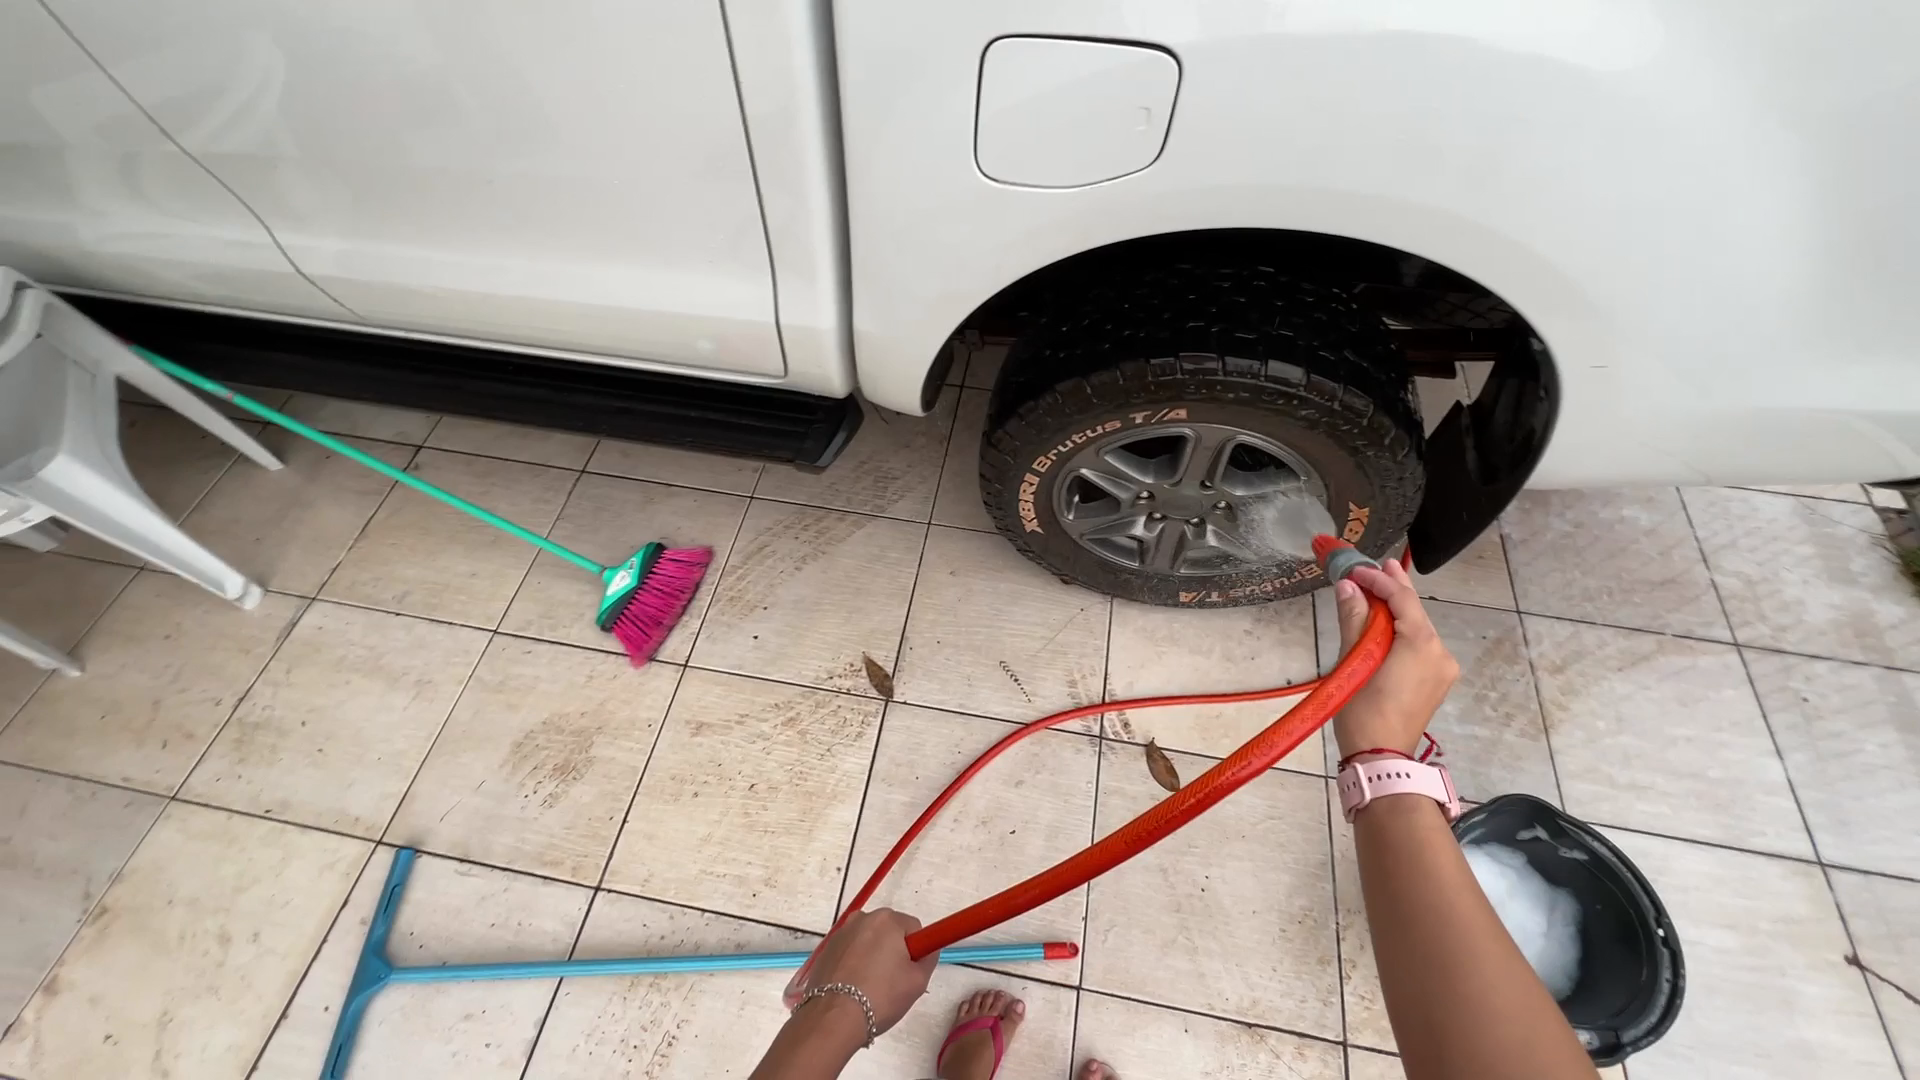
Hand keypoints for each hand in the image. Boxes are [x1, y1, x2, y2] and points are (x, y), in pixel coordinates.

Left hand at [801, 909, 937, 1034]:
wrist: (832, 1019)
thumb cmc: (879, 997)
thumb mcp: (918, 982)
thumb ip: (929, 958)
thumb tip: (926, 949)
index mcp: (887, 919)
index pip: (913, 928)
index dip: (916, 951)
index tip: (909, 972)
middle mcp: (863, 918)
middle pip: (889, 932)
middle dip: (894, 953)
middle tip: (893, 983)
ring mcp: (841, 933)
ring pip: (868, 943)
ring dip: (873, 958)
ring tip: (870, 989)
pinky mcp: (825, 950)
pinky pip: (849, 953)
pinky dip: (854, 966)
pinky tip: (853, 990)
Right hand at [1331, 558, 1457, 758]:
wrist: (1381, 757)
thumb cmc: (1362, 709)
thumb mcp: (1353, 661)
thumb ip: (1354, 619)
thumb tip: (1348, 586)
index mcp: (1423, 644)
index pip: (1403, 599)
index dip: (1379, 580)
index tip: (1354, 569)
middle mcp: (1440, 652)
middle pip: (1416, 611)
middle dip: (1395, 587)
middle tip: (1379, 564)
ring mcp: (1442, 669)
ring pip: (1418, 628)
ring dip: (1396, 609)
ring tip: (1376, 589)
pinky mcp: (1435, 681)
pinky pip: (1419, 645)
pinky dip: (1401, 629)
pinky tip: (1385, 623)